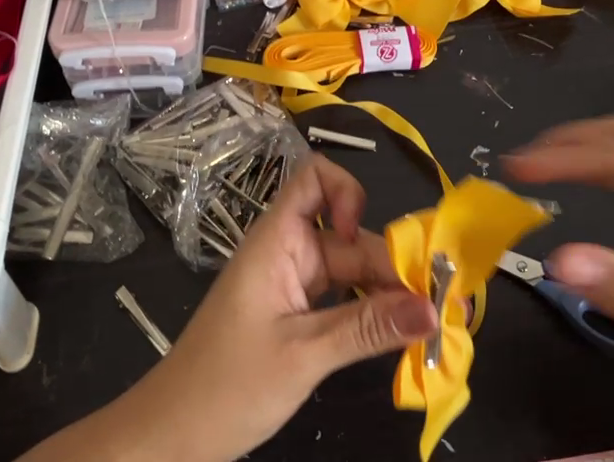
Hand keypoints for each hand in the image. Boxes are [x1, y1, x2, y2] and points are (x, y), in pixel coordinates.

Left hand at [20, 155, 436, 461]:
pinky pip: (344, 297)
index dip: (347, 192)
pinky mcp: (296, 313)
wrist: (171, 435)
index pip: (315, 179)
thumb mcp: (304, 355)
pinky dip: (371, 312)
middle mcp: (288, 251)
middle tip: (442, 305)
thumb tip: (433, 308)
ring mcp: (292, 283)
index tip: (366, 237)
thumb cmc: (226, 385)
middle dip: (393, 264)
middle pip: (351, 236)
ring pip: (353, 269)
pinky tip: (400, 336)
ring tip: (432, 324)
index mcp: (277, 240)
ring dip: (389, 293)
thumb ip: (368, 327)